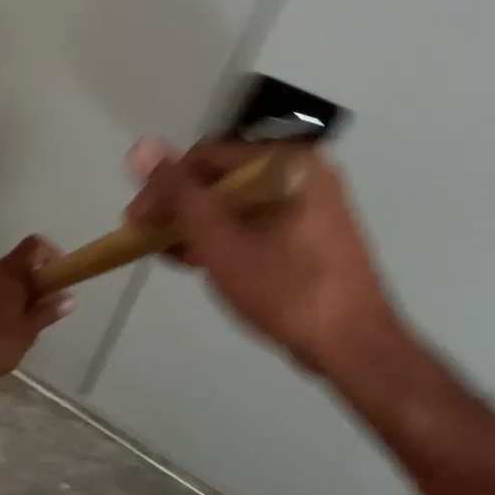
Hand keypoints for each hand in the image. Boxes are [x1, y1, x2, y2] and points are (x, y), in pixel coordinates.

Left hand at [0, 236, 72, 383]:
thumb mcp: (25, 334)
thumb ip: (46, 313)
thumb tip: (68, 298)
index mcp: (9, 273)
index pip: (34, 245)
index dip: (50, 254)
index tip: (58, 276)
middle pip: (13, 265)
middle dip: (27, 283)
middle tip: (34, 310)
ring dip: (4, 294)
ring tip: (7, 324)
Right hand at [125, 138, 398, 372]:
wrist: (357, 348)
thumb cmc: (286, 289)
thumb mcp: (220, 240)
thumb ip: (178, 193)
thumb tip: (141, 146)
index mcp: (287, 163)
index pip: (206, 158)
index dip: (164, 186)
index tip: (137, 221)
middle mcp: (303, 173)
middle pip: (222, 179)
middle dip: (180, 208)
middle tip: (148, 239)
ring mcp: (313, 204)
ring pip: (239, 204)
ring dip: (200, 226)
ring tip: (170, 256)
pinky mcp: (315, 234)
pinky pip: (258, 223)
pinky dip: (228, 238)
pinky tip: (202, 263)